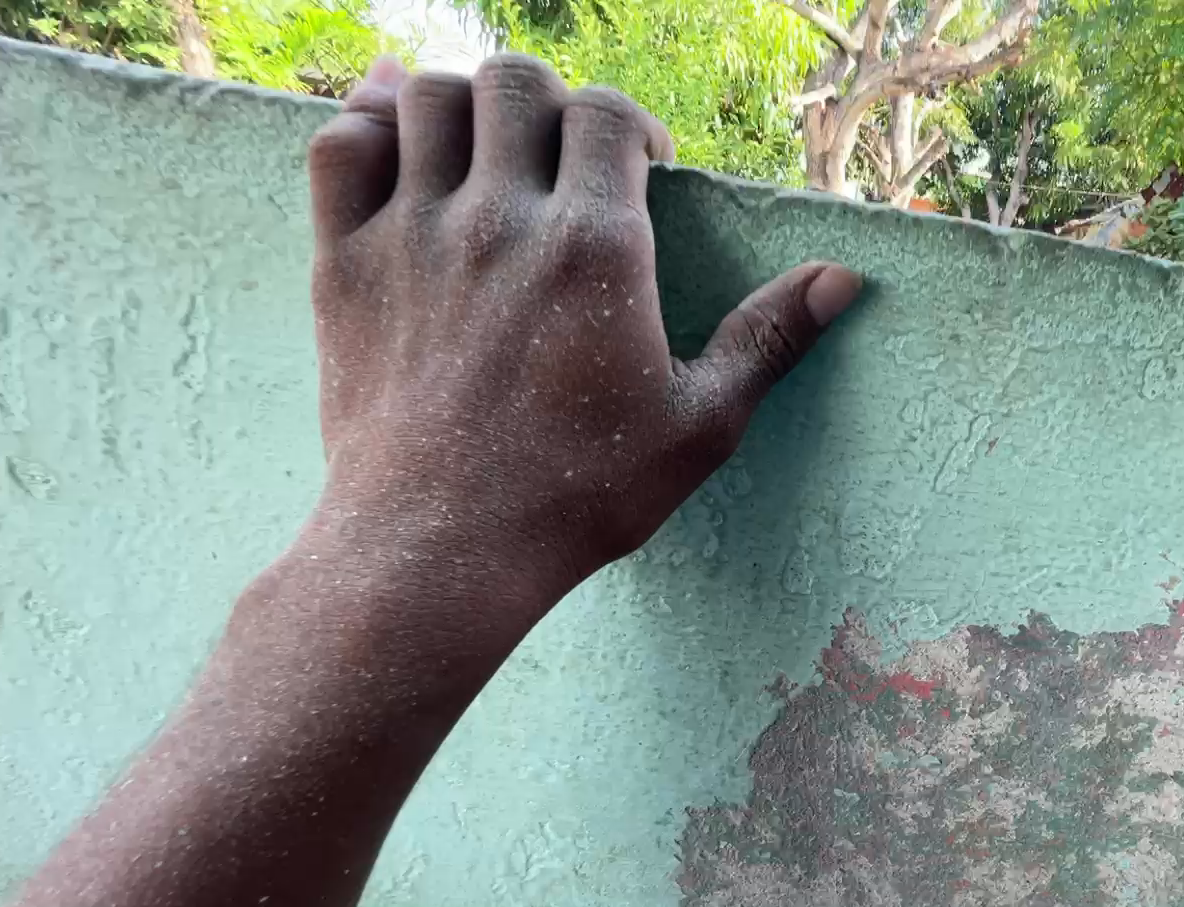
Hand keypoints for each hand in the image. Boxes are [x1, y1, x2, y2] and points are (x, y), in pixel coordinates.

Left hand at [306, 55, 859, 590]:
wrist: (448, 546)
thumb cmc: (587, 491)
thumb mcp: (704, 422)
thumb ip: (769, 337)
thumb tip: (840, 277)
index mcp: (596, 250)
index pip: (607, 115)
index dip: (634, 124)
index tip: (647, 167)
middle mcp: (500, 220)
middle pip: (516, 82)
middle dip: (557, 104)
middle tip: (576, 158)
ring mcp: (412, 233)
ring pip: (429, 95)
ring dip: (475, 106)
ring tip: (504, 156)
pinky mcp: (346, 262)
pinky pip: (342, 142)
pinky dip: (374, 117)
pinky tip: (406, 138)